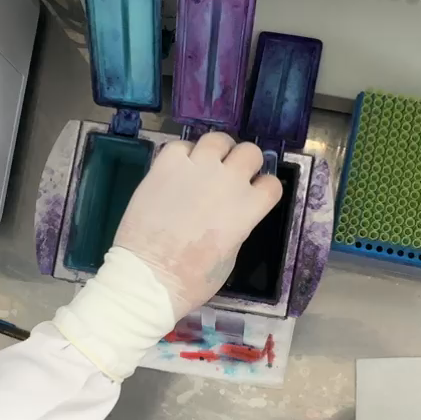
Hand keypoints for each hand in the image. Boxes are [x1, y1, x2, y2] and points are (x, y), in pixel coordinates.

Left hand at [113, 131, 282, 315]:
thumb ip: (237, 226)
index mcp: (249, 208)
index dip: (263, 189)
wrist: (149, 277)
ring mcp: (196, 168)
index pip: (271, 184)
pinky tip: (179, 169)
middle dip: (245, 162)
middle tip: (231, 175)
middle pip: (250, 152)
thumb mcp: (230, 257)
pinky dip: (183, 154)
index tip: (254, 194)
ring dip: (217, 150)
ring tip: (207, 164)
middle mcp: (227, 180)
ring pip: (217, 139)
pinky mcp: (165, 165)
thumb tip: (232, 214)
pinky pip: (181, 145)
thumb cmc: (193, 280)